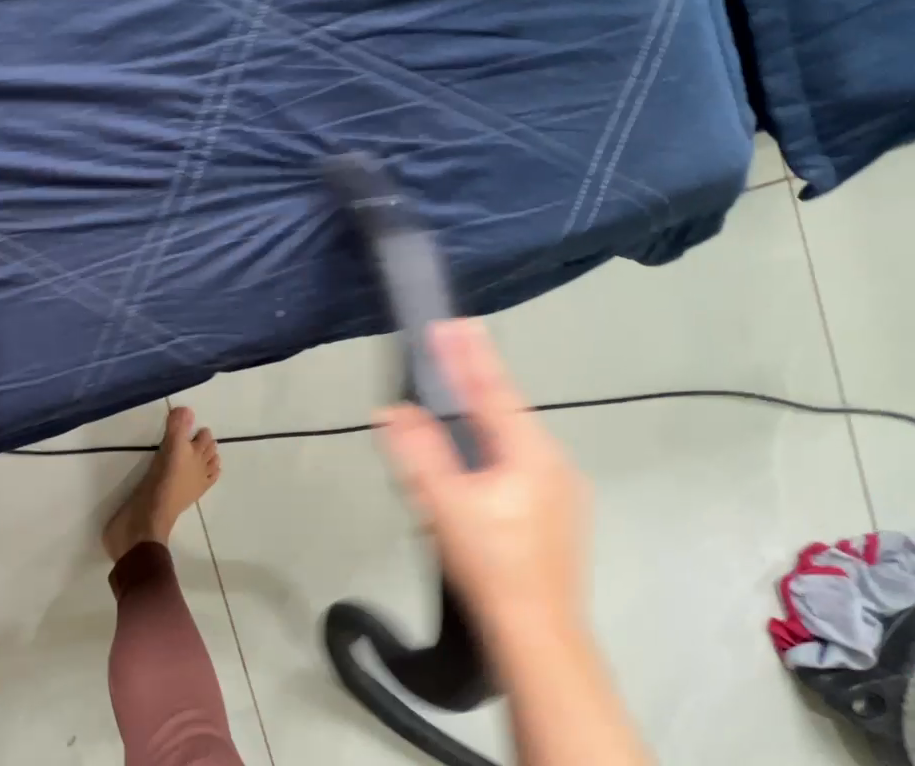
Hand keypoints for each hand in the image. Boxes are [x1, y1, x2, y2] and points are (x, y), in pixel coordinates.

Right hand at [377, 320, 591, 643]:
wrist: (537, 631)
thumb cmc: (488, 561)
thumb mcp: (442, 503)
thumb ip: (417, 451)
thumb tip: (390, 410)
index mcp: (530, 454)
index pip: (494, 392)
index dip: (470, 355)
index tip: (454, 321)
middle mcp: (553, 464)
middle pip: (506, 412)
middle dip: (476, 381)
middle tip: (449, 350)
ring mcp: (560, 490)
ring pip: (511, 439)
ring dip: (480, 416)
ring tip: (452, 398)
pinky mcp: (554, 512)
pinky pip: (516, 462)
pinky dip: (490, 445)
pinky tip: (472, 459)